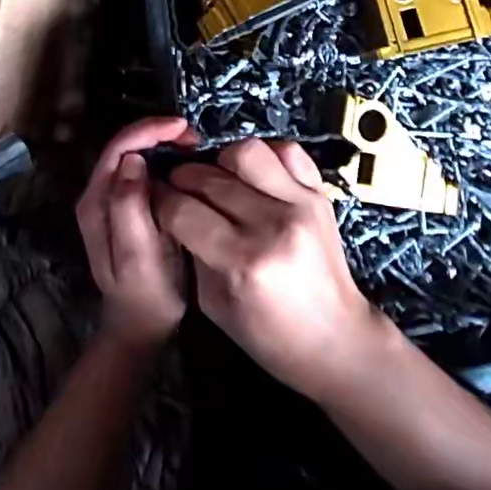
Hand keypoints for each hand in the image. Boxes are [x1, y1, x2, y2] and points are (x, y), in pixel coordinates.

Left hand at [76, 117, 197, 349]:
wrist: (141, 326)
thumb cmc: (146, 293)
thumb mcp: (138, 254)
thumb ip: (130, 207)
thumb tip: (133, 159)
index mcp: (97, 202)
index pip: (118, 148)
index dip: (149, 130)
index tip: (184, 128)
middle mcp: (99, 195)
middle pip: (125, 146)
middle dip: (158, 132)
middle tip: (194, 136)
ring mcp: (112, 200)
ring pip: (134, 154)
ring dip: (162, 143)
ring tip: (194, 144)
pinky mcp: (128, 206)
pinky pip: (143, 170)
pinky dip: (164, 159)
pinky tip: (185, 162)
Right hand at [155, 138, 388, 399]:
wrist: (336, 338)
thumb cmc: (269, 335)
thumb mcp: (213, 304)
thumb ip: (191, 250)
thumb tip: (170, 207)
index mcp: (243, 262)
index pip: (182, 210)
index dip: (161, 201)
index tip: (154, 199)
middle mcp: (273, 225)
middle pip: (208, 177)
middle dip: (183, 180)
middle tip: (179, 189)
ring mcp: (301, 204)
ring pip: (246, 151)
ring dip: (222, 162)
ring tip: (219, 180)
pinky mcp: (320, 194)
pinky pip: (286, 151)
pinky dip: (264, 156)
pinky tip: (254, 177)